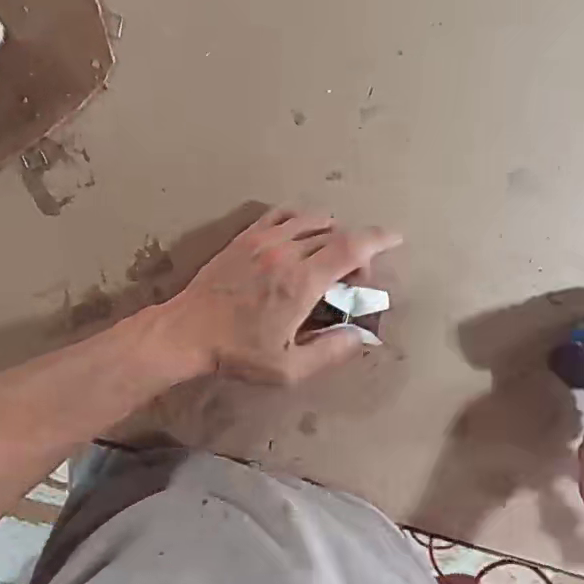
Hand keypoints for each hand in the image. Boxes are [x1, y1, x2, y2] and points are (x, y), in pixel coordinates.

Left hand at [154, 207, 402, 384]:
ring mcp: (263, 240)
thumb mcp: (288, 369)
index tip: (396, 238)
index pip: (352, 247)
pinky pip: (283, 214)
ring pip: (312, 219)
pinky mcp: (245, 237)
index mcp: (301, 282)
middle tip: (353, 279)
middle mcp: (286, 252)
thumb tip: (360, 336)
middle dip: (357, 250)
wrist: (186, 333)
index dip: (380, 239)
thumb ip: (330, 352)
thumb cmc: (237, 353)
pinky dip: (302, 220)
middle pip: (337, 233)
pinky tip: (301, 238)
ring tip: (329, 259)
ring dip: (332, 233)